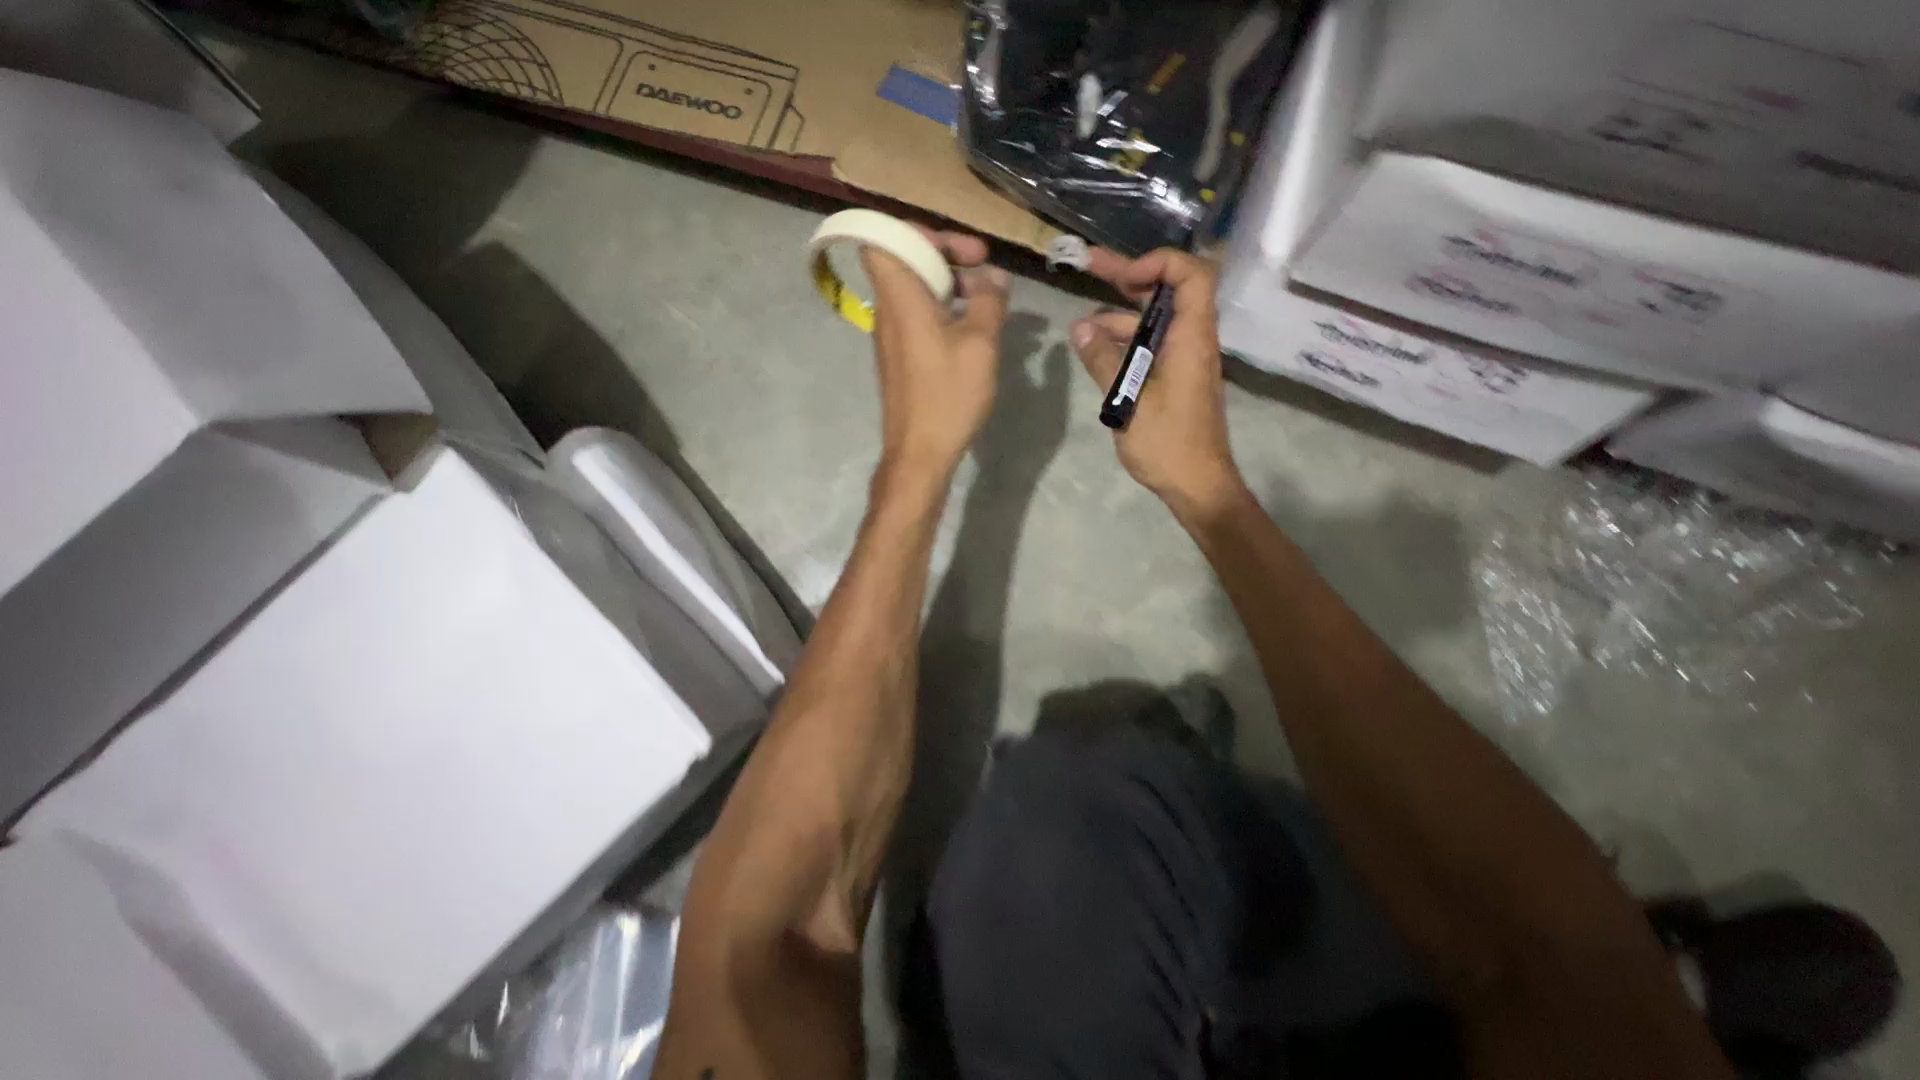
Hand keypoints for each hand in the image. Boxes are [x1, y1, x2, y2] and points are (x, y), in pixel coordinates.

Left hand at [862, 229, 1010, 481]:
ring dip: (950, 283)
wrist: (918, 451)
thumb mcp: (981, 342)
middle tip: (986, 267)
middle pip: (906, 259)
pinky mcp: (899, 355)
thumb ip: (988, 300)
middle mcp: (888, 308)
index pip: (885, 237)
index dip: (921, 231)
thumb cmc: (948, 394)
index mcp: (900, 295)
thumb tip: (993, 276)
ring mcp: (891, 333)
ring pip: (915, 288)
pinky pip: (917, 314)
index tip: (962, 249)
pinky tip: (974, 327)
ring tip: (988, 298)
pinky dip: (943, 308)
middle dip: (947, 254)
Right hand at [1070, 247, 1248, 518]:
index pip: (1191, 275)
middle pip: (1166, 291)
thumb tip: (1080, 329)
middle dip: (1127, 277)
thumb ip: (1104, 362)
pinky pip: (1151, 346)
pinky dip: (1123, 342)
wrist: (1199, 486)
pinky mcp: (1175, 377)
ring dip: (1117, 317)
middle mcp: (1191, 340)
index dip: (1159, 263)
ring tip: (1078, 329)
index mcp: (1191, 338)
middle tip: (1087, 265)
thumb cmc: (1169, 444)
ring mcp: (1184, 359)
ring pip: (1153, 321)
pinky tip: (1093, 351)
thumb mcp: (1128, 402)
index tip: (1122, 277)